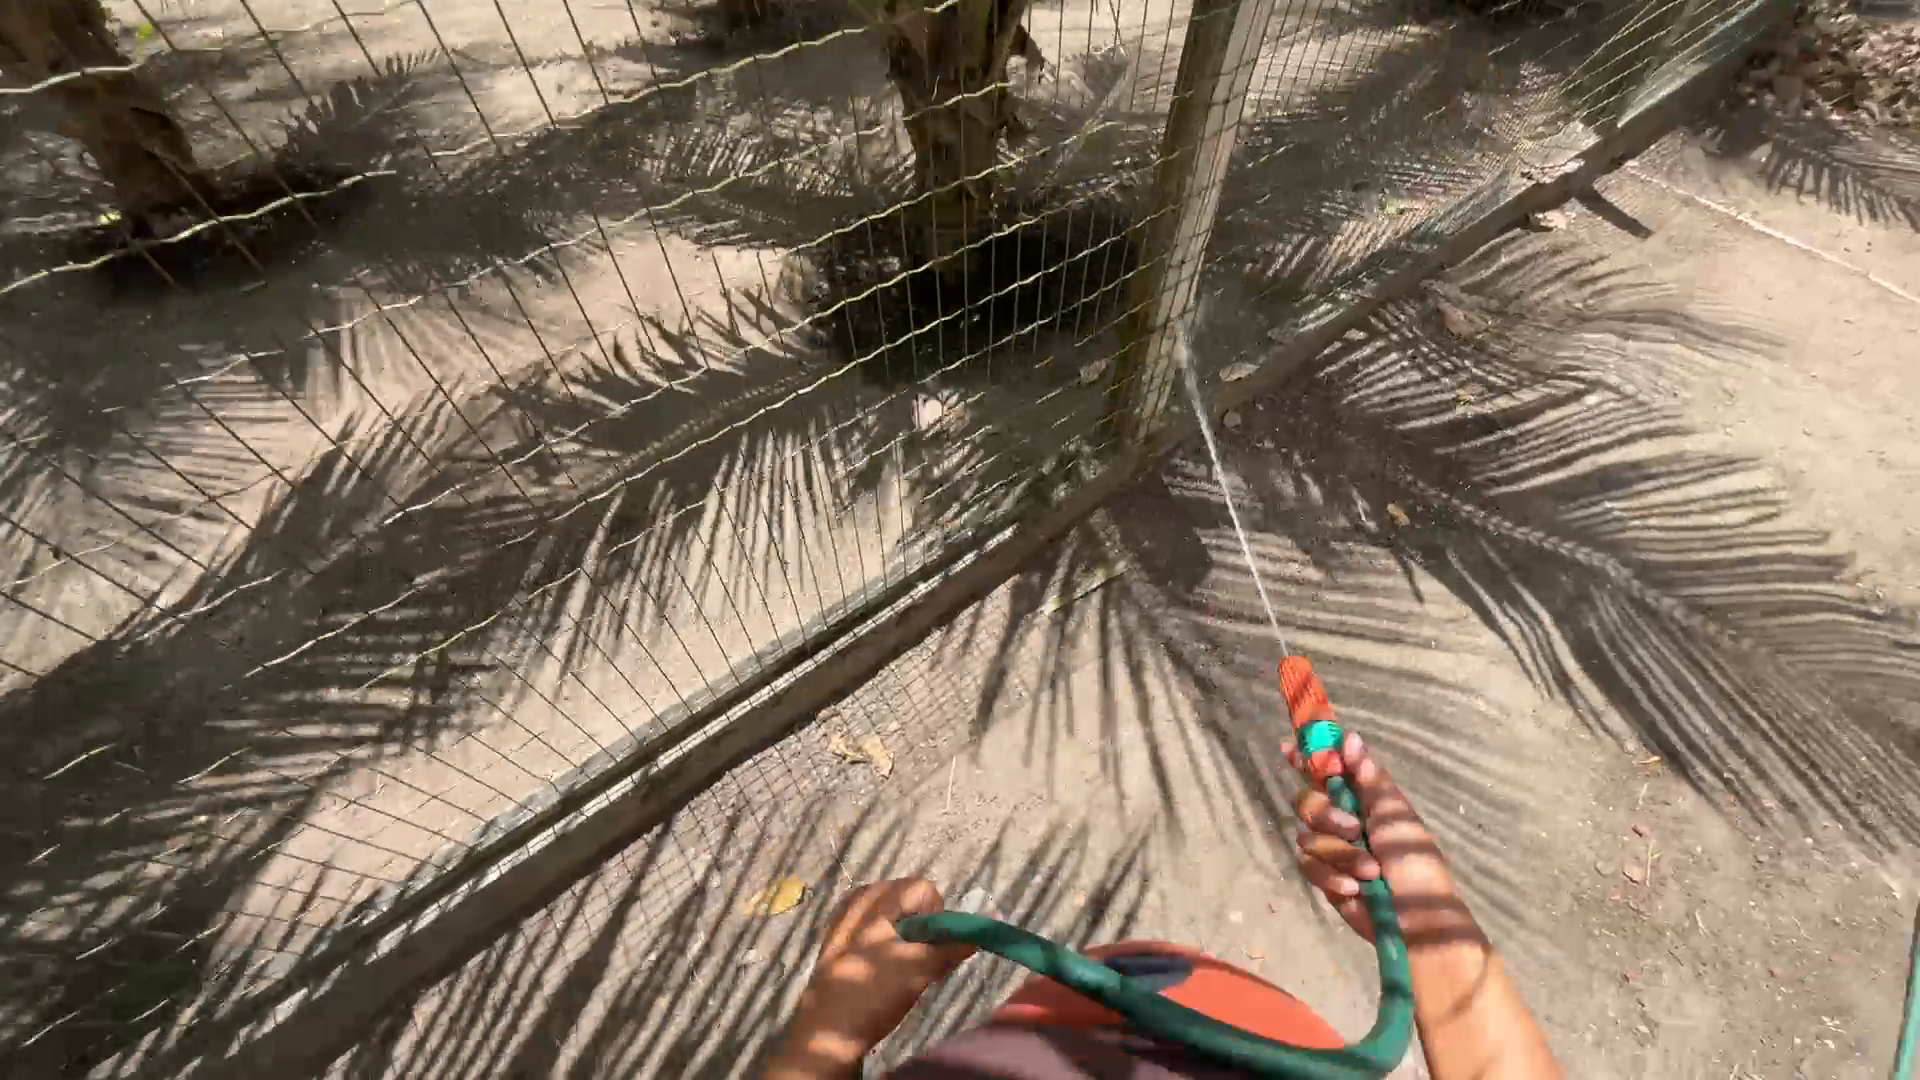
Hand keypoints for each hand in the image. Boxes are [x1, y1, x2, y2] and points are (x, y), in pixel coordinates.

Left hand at [766, 878, 973, 1077]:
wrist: (827, 1032)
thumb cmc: (874, 993)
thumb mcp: (918, 971)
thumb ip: (948, 949)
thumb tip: (975, 935)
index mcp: (879, 899)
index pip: (922, 888)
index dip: (935, 912)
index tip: (933, 942)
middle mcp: (860, 899)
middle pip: (903, 894)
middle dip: (918, 918)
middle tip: (918, 950)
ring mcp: (844, 917)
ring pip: (885, 907)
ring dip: (899, 925)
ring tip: (899, 955)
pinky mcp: (834, 938)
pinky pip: (865, 921)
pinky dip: (878, 931)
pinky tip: (878, 956)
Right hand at [1285, 731, 1462, 941]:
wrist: (1417, 917)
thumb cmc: (1415, 861)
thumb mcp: (1396, 814)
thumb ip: (1369, 777)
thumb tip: (1350, 737)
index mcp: (1359, 801)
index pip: (1323, 772)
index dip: (1304, 759)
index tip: (1289, 749)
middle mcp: (1340, 821)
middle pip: (1305, 801)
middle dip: (1326, 814)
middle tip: (1353, 829)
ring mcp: (1329, 850)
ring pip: (1307, 836)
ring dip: (1340, 853)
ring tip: (1370, 871)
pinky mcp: (1323, 878)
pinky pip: (1309, 866)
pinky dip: (1332, 876)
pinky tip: (1354, 888)